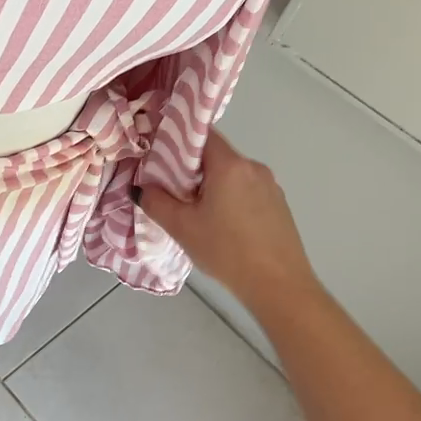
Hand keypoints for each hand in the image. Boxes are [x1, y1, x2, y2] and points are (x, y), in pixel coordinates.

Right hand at [138, 132, 320, 308]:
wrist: (279, 286)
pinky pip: (246, 190)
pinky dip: (229, 197)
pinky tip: (222, 225)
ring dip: (211, 185)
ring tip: (195, 212)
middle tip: (170, 190)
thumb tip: (141, 188)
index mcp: (230, 165)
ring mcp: (271, 186)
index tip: (159, 157)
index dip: (177, 140)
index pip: (201, 134)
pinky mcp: (279, 205)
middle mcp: (253, 167)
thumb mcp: (181, 227)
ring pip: (231, 174)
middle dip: (191, 168)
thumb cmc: (226, 251)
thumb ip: (155, 201)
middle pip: (216, 155)